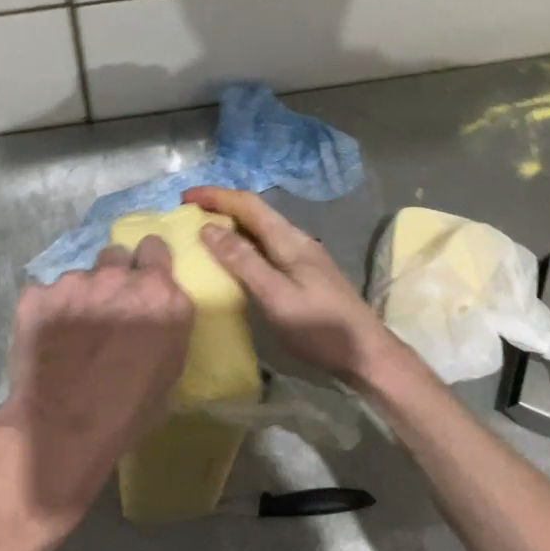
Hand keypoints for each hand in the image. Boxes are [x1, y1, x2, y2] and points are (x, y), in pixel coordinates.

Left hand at [0, 237, 194, 533]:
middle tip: (107, 305)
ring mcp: (75, 282)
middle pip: (117, 257)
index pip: (155, 248)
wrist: (63, 427)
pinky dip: (47, 310)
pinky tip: (46, 339)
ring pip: (80, 276)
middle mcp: (120, 279)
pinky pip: (46, 294)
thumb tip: (155, 315)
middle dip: (114, 274)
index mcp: (161, 296)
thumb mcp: (170, 370)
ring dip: (80, 295)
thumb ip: (166, 326)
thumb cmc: (127, 411)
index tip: (142, 275)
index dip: (147, 260)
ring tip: (71, 332)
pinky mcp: (38, 294)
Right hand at [185, 186, 409, 388]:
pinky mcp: (304, 275)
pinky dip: (243, 246)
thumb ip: (243, 261)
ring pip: (261, 231)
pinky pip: (266, 249)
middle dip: (221, 207)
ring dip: (232, 226)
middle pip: (255, 213)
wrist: (365, 354)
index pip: (248, 205)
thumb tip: (208, 228)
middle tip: (188, 216)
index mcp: (290, 240)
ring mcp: (303, 259)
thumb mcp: (276, 296)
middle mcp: (297, 241)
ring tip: (203, 235)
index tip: (184, 197)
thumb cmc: (319, 327)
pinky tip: (233, 263)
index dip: (216, 196)